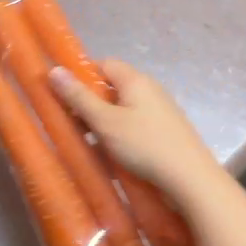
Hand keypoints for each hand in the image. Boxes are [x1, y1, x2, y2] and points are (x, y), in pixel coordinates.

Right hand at [48, 60, 223, 208]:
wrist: (192, 180)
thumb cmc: (144, 145)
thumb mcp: (105, 121)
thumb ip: (78, 97)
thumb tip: (54, 69)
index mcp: (135, 81)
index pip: (103, 64)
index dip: (81, 76)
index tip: (65, 96)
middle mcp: (150, 91)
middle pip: (111, 88)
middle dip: (89, 104)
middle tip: (71, 123)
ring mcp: (160, 112)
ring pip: (121, 110)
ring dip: (102, 124)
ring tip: (87, 144)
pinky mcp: (165, 133)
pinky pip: (134, 127)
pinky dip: (119, 137)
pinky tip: (110, 157)